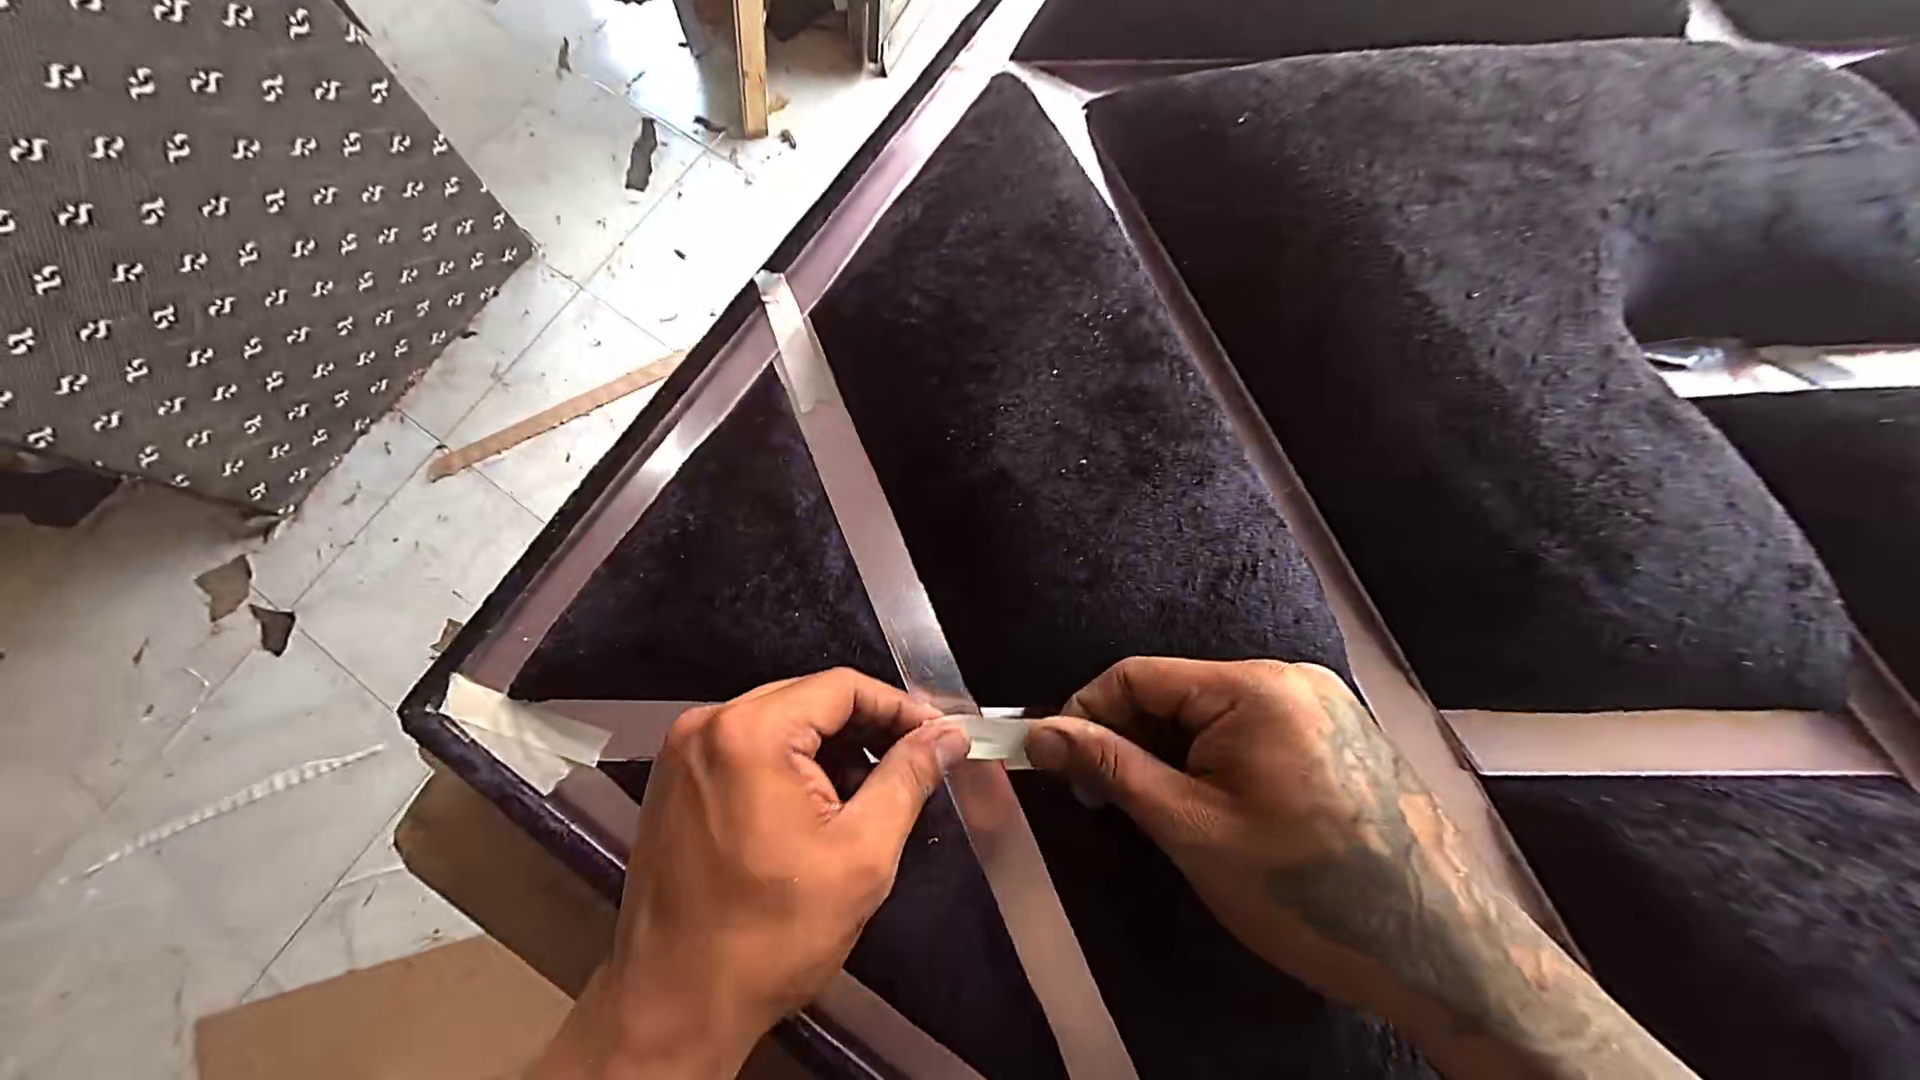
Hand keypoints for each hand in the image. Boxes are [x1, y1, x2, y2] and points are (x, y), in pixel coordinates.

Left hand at [532, 669, 970, 1079]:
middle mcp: (708, 725)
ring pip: (783, 718)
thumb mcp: (861, 854)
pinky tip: (821, 800)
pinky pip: (751, 742)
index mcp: (750, 733)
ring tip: (870, 787)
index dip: (896, 706)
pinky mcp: (677, 776)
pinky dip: (793, 760)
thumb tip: (946, 737)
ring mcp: (686, 750)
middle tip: (911, 759)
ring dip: (832, 745)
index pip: (841, 686)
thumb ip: (908, 778)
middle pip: (810, 697)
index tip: (933, 734)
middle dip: (867, 726)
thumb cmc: (769, 937)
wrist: (671, 1008)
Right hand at [1024, 658, 1696, 1079]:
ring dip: (1167, 753)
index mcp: (1253, 688)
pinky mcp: (1331, 729)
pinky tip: (1207, 802)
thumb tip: (1037, 734)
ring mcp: (1316, 701)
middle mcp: (1287, 676)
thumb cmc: (1304, 893)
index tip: (1057, 761)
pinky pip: (1244, 727)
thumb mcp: (1190, 828)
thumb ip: (1109, 768)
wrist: (1445, 958)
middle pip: (1173, 692)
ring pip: (1206, 712)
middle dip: (1128, 738)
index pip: (1137, 676)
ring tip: (1156, 807)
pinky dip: (1208, 758)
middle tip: (1103, 797)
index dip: (1086, 713)